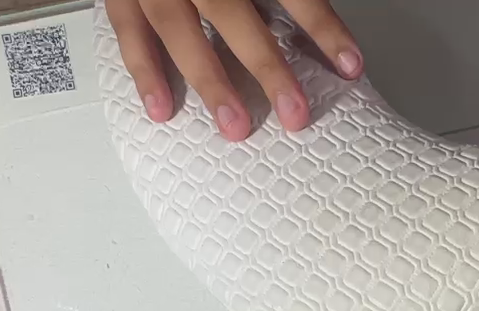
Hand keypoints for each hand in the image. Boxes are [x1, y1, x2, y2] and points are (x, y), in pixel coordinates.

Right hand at [107, 0, 361, 138]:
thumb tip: (335, 48)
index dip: (321, 25)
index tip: (351, 66)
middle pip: (231, 13)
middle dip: (266, 66)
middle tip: (295, 116)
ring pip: (178, 28)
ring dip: (209, 81)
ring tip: (236, 128)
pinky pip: (127, 30)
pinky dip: (144, 71)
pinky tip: (162, 112)